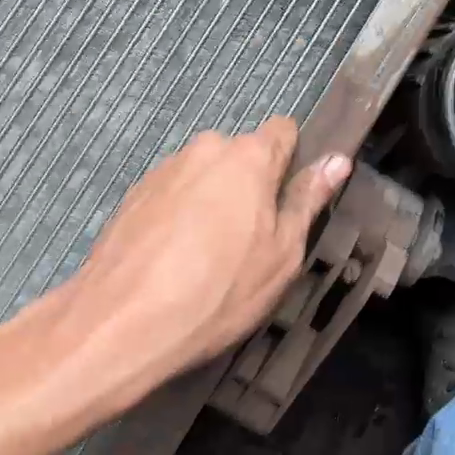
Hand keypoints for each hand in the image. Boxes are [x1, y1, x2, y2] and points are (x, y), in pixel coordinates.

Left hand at [45, 117, 350, 410]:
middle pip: (242, 157)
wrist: (117, 324)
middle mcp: (206, 149)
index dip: (292, 162)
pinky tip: (172, 262)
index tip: (288, 200)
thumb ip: (308, 200)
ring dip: (212, 203)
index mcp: (248, 156)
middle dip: (249, 187)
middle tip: (250, 242)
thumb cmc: (215, 290)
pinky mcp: (133, 194)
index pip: (283, 130)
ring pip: (205, 177)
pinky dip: (178, 218)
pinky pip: (172, 196)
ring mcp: (165, 169)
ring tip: (205, 259)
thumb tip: (337, 160)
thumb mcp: (281, 254)